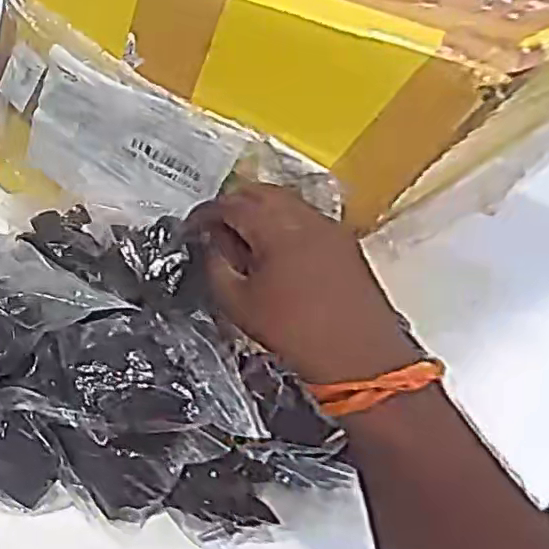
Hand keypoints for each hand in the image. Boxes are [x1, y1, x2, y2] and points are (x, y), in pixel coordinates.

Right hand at [188, 184, 423, 384]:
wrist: (360, 356)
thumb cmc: (290, 329)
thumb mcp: (235, 299)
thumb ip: (215, 263)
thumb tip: (209, 242)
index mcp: (278, 233)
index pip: (232, 205)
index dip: (204, 213)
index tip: (189, 227)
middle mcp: (308, 222)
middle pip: (261, 192)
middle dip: (230, 203)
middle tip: (209, 225)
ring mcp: (331, 230)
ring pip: (285, 200)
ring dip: (256, 209)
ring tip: (235, 234)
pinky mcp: (343, 243)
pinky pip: (303, 215)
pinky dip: (278, 219)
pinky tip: (266, 245)